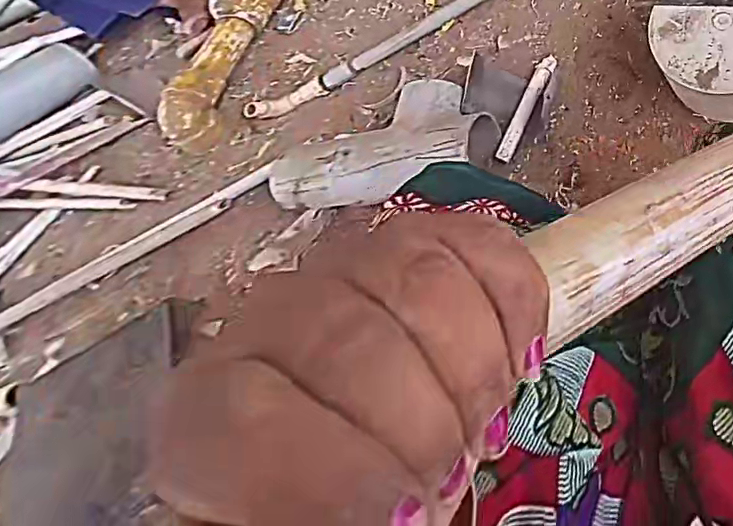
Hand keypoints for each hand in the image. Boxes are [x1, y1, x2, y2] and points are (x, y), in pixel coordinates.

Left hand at [147, 212, 548, 525]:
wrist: (346, 430)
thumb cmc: (325, 492)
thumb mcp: (302, 520)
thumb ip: (320, 513)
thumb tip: (395, 513)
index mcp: (213, 405)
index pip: (252, 418)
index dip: (339, 474)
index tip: (405, 522)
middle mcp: (278, 312)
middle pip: (352, 338)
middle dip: (425, 424)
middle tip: (450, 474)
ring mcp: (354, 260)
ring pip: (421, 274)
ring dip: (474, 367)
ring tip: (481, 424)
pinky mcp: (420, 235)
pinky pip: (476, 241)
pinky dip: (514, 298)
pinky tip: (520, 355)